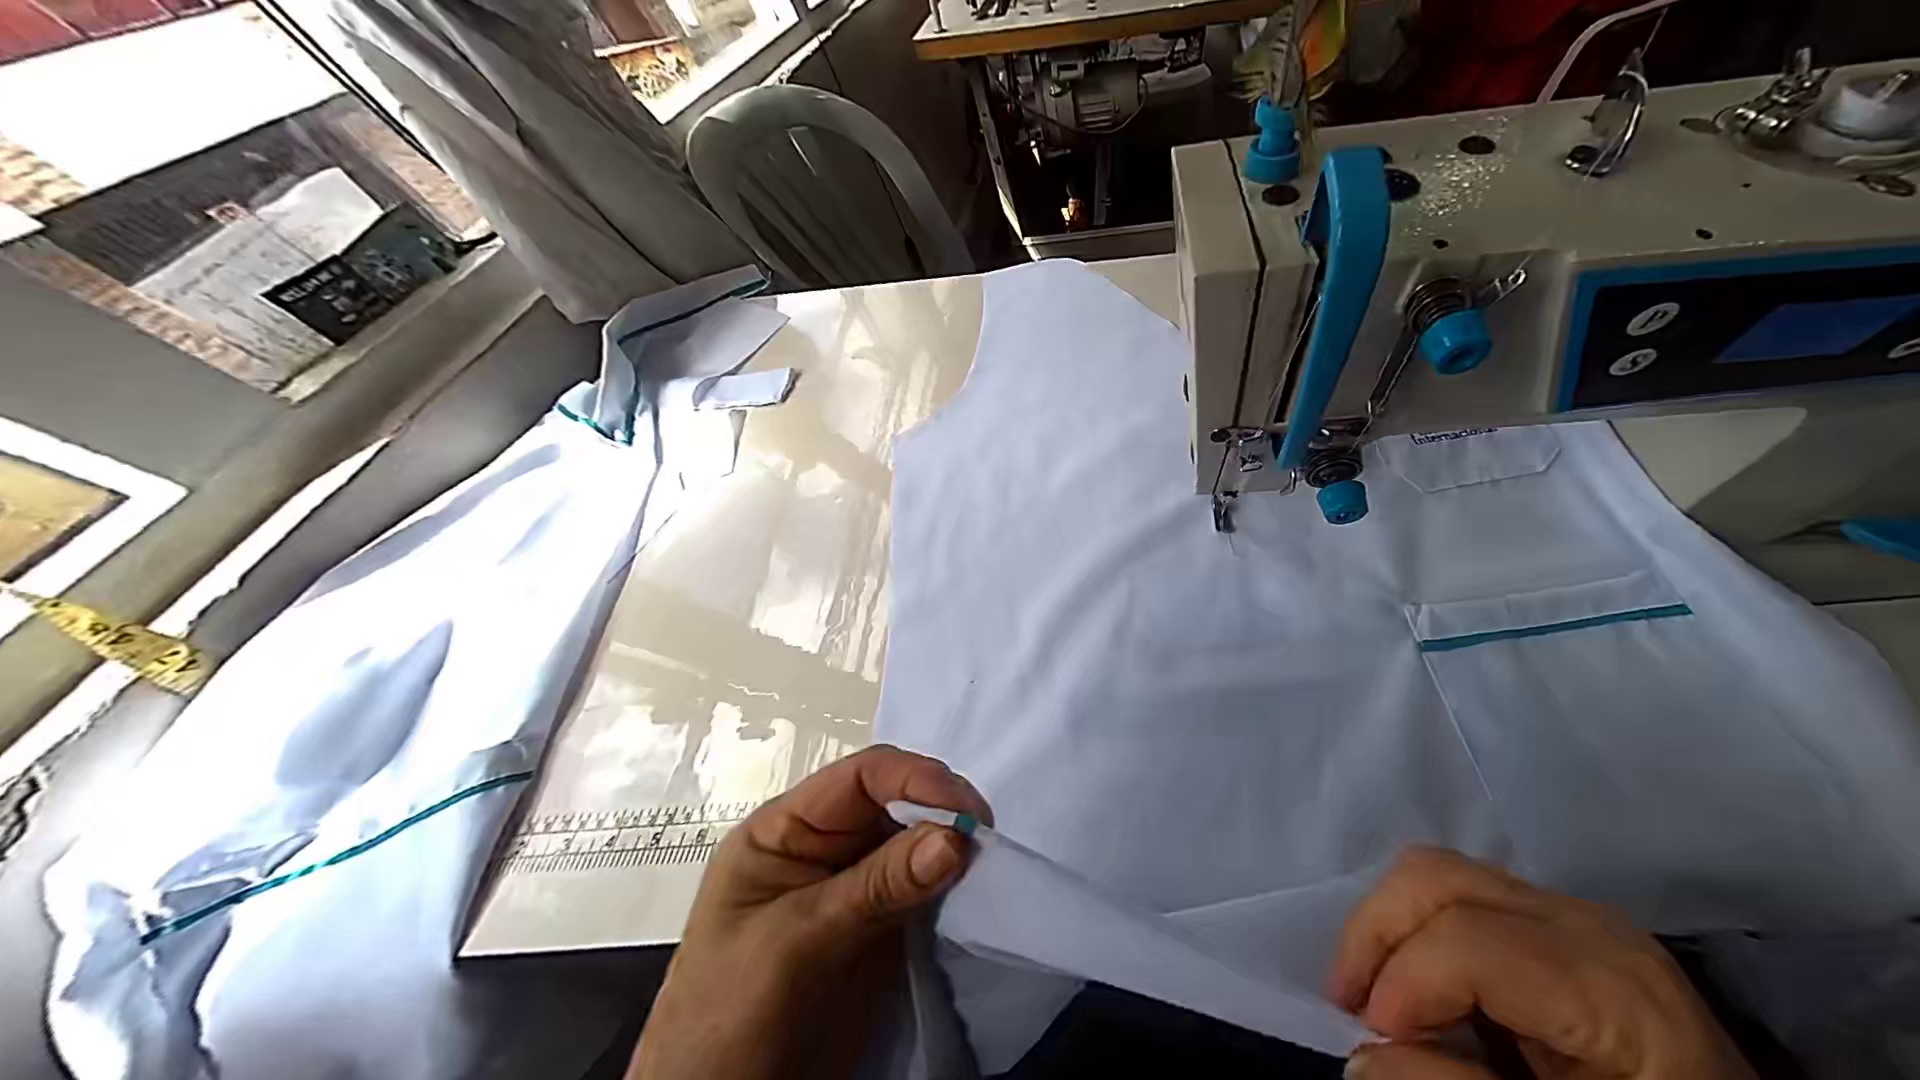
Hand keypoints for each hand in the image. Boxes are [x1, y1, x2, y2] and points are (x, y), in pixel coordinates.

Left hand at [628, 745, 991, 1079]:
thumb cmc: (724, 1017)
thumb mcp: (794, 942)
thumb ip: (873, 889)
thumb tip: (953, 838)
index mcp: (784, 829)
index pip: (859, 778)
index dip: (914, 779)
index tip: (962, 808)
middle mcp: (823, 847)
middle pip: (894, 802)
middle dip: (939, 809)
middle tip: (982, 838)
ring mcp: (854, 887)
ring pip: (916, 842)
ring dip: (951, 846)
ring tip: (985, 864)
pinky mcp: (881, 927)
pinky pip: (925, 888)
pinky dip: (951, 884)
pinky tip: (970, 892)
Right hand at [1328, 847, 1756, 1079]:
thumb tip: (1358, 1059)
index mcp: (1609, 987)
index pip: (1465, 943)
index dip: (1402, 985)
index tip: (1375, 1041)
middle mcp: (1585, 924)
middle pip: (1435, 879)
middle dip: (1372, 934)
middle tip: (1348, 1003)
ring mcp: (1568, 910)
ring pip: (1433, 870)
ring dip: (1386, 925)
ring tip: (1371, 989)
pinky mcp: (1552, 915)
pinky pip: (1454, 888)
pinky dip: (1413, 924)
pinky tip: (1415, 980)